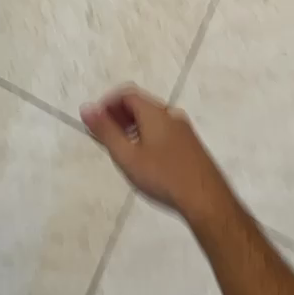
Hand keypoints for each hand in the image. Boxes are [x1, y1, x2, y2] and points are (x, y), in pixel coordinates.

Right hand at [81, 85, 235, 225]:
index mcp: (155, 112)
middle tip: (105, 136)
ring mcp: (184, 130)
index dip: (107, 102)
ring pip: (153, 118)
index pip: (127, 94)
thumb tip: (86, 107)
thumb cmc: (162, 176)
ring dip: (133, 126)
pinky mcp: (192, 145)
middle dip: (119, 115)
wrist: (207, 201)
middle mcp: (171, 115)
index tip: (95, 121)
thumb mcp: (126, 156)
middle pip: (141, 104)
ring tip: (123, 149)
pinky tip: (146, 160)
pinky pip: (164, 130)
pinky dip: (148, 135)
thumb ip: (105, 131)